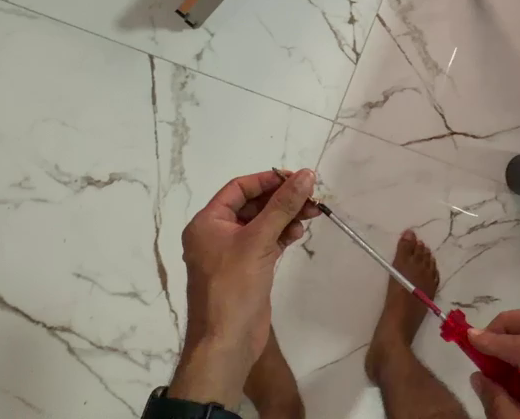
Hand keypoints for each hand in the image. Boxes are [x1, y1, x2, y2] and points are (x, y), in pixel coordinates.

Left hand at [169, 169, 320, 405]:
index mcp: (207, 223)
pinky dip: (282, 234)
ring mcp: (232, 253)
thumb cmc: (233, 287)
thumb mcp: (259, 240)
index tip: (297, 178)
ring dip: (286, 216)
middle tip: (311, 196)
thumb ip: (283, 205)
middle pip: (253, 205)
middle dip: (282, 200)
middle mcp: (216, 234)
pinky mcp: (247, 269)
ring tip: (311, 214)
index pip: (239, 188)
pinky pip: (266, 241)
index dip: (268, 180)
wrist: (226, 345)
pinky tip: (299, 233)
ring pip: (262, 223)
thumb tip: (306, 175)